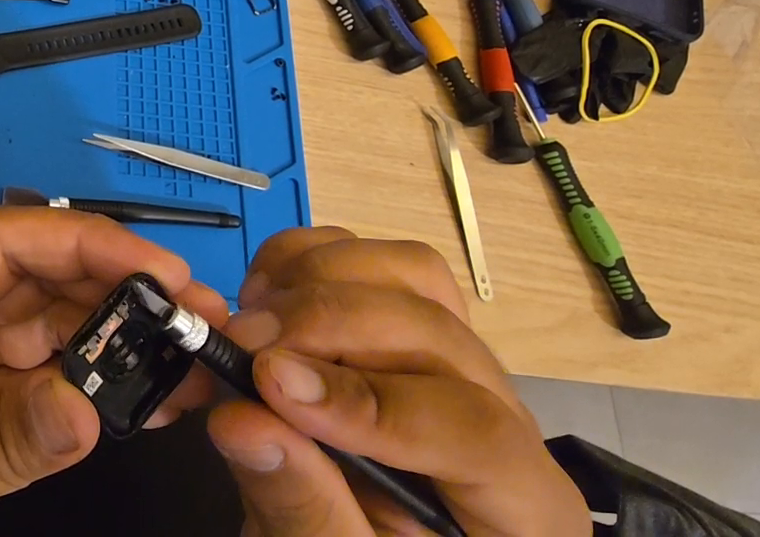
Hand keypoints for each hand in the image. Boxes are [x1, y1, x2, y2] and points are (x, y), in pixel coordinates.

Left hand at [0, 208, 226, 536]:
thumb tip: (90, 406)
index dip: (82, 244)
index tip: (162, 274)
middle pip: (31, 278)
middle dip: (114, 287)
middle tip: (200, 320)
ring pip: (41, 325)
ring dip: (113, 335)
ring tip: (192, 359)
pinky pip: (34, 379)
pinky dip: (88, 384)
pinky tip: (144, 399)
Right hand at [206, 227, 589, 536]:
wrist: (350, 536)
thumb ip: (300, 505)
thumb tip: (239, 418)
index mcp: (520, 501)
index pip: (474, 431)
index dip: (367, 401)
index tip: (270, 384)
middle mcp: (500, 410)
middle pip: (431, 330)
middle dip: (322, 324)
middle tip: (239, 346)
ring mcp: (449, 351)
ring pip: (407, 272)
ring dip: (314, 280)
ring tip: (250, 321)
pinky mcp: (394, 313)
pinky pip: (362, 252)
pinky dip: (299, 257)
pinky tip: (260, 297)